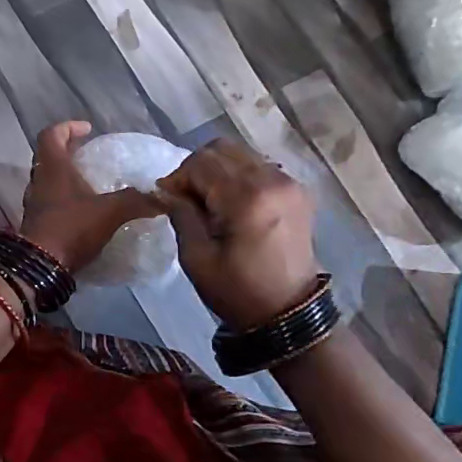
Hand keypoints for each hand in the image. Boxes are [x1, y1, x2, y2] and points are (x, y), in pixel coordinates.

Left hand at [19, 121, 163, 271]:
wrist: (42, 267)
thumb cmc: (72, 228)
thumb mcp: (110, 211)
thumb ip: (136, 201)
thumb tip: (163, 198)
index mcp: (53, 169)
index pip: (51, 134)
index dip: (68, 127)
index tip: (87, 129)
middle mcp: (38, 183)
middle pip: (48, 158)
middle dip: (68, 153)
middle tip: (89, 156)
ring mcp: (34, 205)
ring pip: (47, 182)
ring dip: (64, 179)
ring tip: (88, 185)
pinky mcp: (35, 226)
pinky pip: (49, 204)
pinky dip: (63, 202)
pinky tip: (82, 212)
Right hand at [159, 138, 320, 328]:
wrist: (287, 311)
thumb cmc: (237, 291)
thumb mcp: (196, 258)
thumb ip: (181, 215)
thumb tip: (167, 190)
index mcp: (246, 198)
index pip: (201, 163)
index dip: (177, 178)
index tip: (166, 200)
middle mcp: (272, 180)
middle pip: (221, 149)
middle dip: (196, 170)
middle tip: (185, 199)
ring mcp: (289, 183)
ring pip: (241, 155)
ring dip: (217, 172)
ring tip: (207, 203)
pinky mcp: (296, 191)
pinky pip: (259, 168)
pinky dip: (238, 178)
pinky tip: (230, 206)